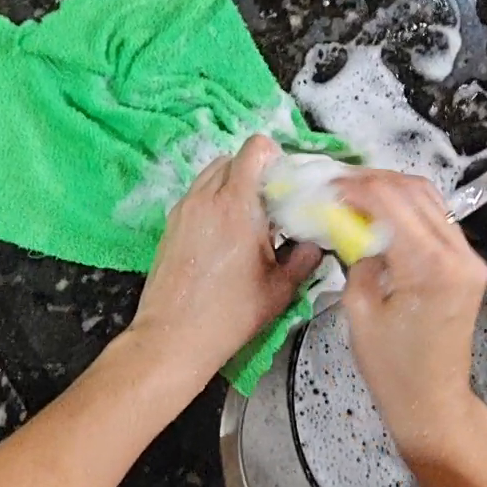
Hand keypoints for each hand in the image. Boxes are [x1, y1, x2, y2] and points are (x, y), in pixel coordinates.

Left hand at [131, 135, 323, 380]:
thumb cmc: (229, 315)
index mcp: (235, 205)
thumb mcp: (280, 288)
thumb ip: (304, 256)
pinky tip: (225, 235)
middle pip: (232, 159)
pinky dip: (213, 201)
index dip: (274, 157)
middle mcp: (205, 198)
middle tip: (272, 204)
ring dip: (232, 185)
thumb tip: (316, 240)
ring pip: (211, 175)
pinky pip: (196, 196)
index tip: (286, 183)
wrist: (172, 336)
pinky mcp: (170, 224)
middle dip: (255, 173)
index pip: (254, 149)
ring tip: (248, 220)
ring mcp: (183, 209)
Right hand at [336, 170, 486, 466]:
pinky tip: (377, 214)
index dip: (352, 187)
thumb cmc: (390, 366)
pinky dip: (404, 207)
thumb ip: (356, 256)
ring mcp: (468, 256)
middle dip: (369, 181)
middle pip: (412, 189)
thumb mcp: (358, 308)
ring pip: (428, 197)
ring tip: (352, 195)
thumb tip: (348, 223)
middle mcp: (458, 253)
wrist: (432, 399)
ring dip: (388, 189)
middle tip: (334, 186)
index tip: (323, 187)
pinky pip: (435, 217)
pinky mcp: (466, 262)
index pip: (389, 200)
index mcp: (429, 266)